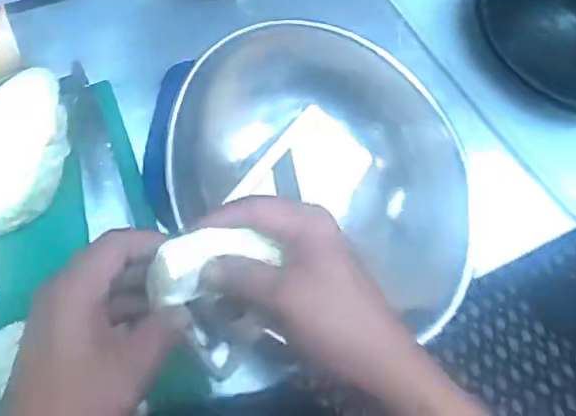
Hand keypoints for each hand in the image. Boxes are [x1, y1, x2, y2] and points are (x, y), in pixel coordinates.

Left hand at [2, 229, 183, 415]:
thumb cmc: (80, 397)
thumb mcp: (128, 368)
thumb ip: (161, 333)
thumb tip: (185, 310)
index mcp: (74, 282)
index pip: (116, 243)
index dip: (149, 242)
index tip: (182, 251)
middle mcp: (61, 285)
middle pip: (108, 260)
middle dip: (146, 267)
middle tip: (184, 278)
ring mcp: (56, 307)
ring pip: (101, 284)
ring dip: (135, 291)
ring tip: (174, 302)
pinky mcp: (56, 330)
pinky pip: (92, 304)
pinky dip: (120, 309)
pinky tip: (149, 326)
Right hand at [196, 197, 483, 415]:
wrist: (388, 369)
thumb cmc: (334, 322)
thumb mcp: (281, 297)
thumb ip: (239, 273)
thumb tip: (203, 264)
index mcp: (306, 218)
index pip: (250, 206)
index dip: (216, 218)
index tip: (188, 235)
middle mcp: (311, 224)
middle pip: (257, 220)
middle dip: (225, 236)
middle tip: (197, 250)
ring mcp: (318, 249)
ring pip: (265, 242)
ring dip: (239, 256)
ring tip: (213, 269)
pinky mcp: (320, 274)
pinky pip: (277, 261)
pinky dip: (255, 271)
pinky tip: (240, 288)